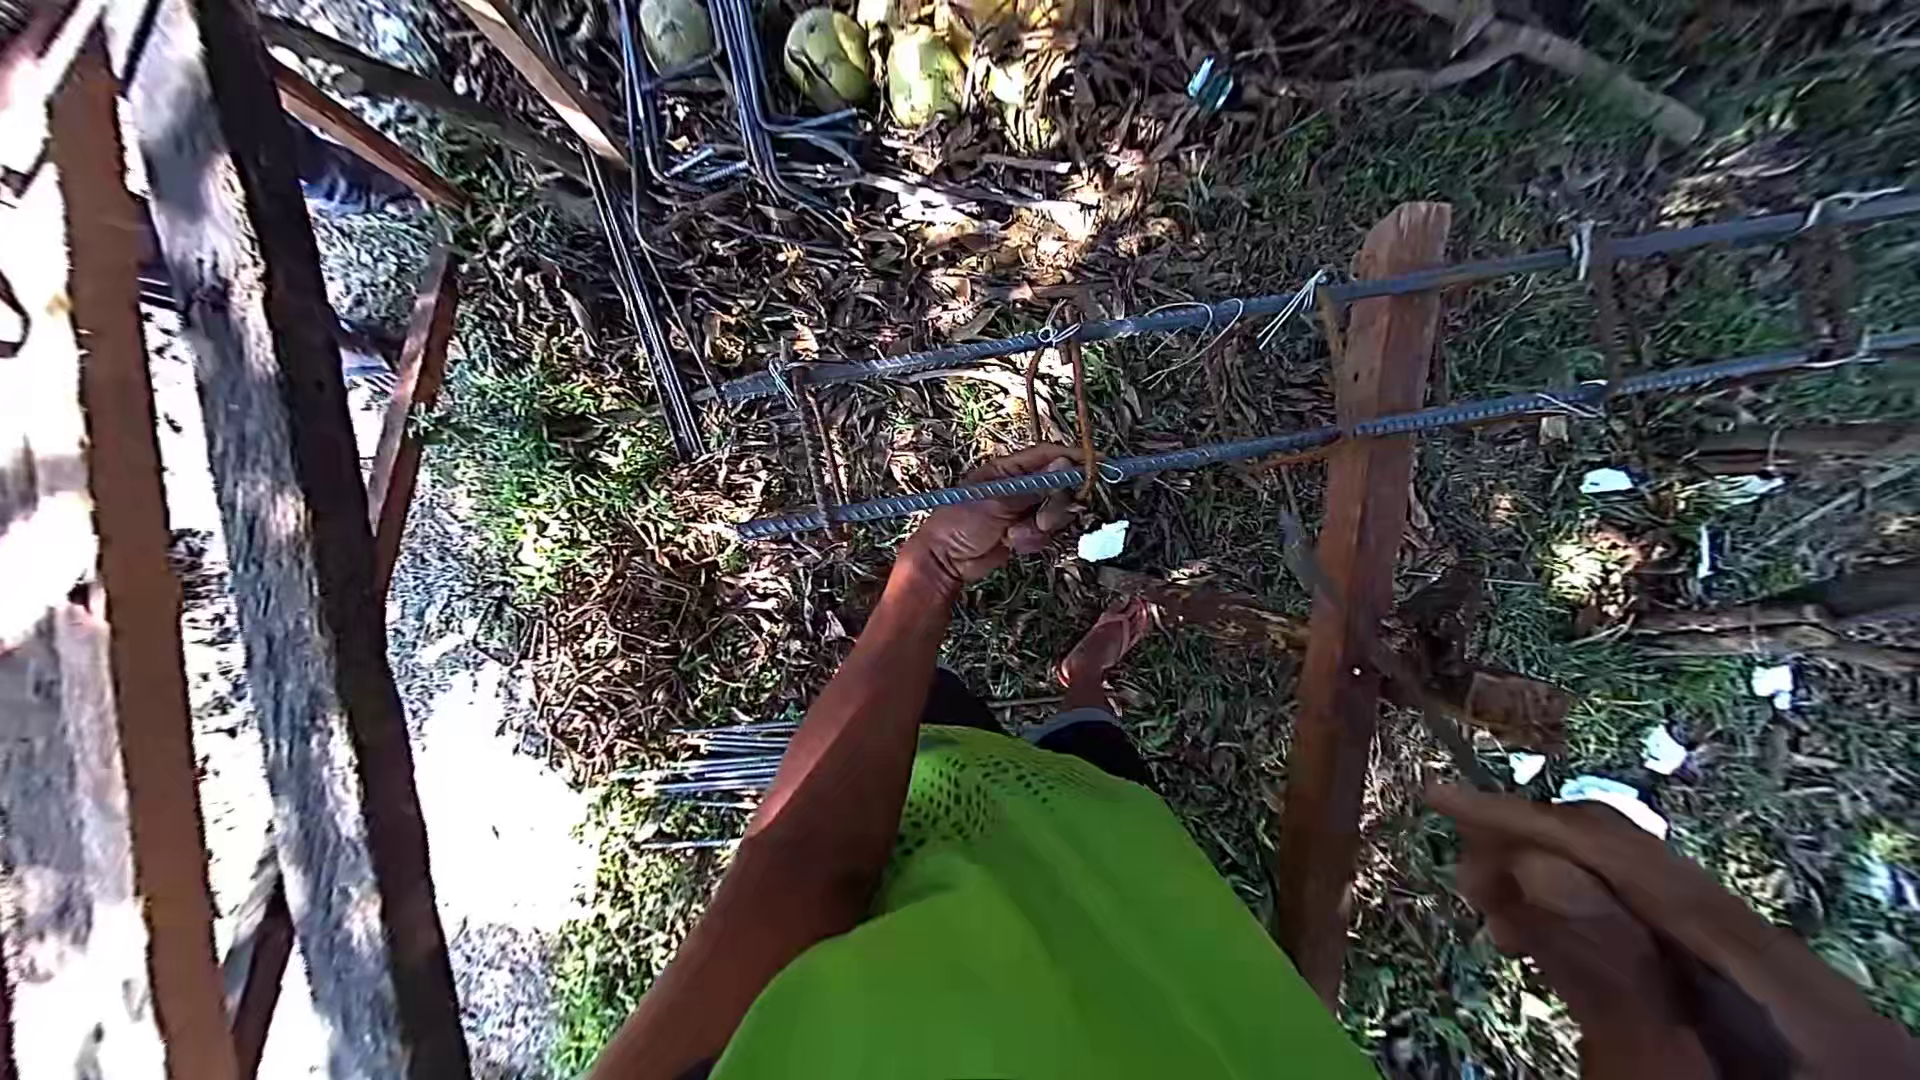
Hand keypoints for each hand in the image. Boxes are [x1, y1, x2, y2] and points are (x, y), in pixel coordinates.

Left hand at [901, 444, 1078, 588]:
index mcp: (1007, 470)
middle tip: (1041, 521)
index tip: (1097, 466)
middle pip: (1058, 487)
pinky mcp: (1024, 532)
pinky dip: (1033, 541)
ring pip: (1054, 513)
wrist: (945, 561)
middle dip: (1054, 507)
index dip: (1072, 459)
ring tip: (1015, 535)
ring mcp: (1022, 510)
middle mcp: (1019, 487)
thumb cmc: (960, 523)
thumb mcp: (997, 501)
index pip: (1047, 456)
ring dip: (1039, 528)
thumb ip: (1034, 486)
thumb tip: (1065, 464)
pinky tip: (1013, 544)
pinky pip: (1045, 534)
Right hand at [1428, 782, 1919, 1077]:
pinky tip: (1522, 933)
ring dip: (1538, 886)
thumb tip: (1536, 863)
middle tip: (1462, 872)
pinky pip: (1634, 934)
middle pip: (1635, 865)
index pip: (1636, 862)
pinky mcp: (1723, 1002)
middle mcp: (1776, 963)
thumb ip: (1609, 971)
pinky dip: (1566, 924)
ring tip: (1483, 906)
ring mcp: (1755, 982)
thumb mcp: (1649, 1068)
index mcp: (1783, 981)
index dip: (1531, 822)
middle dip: (1530, 852)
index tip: (1440, 798)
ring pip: (1628, 892)